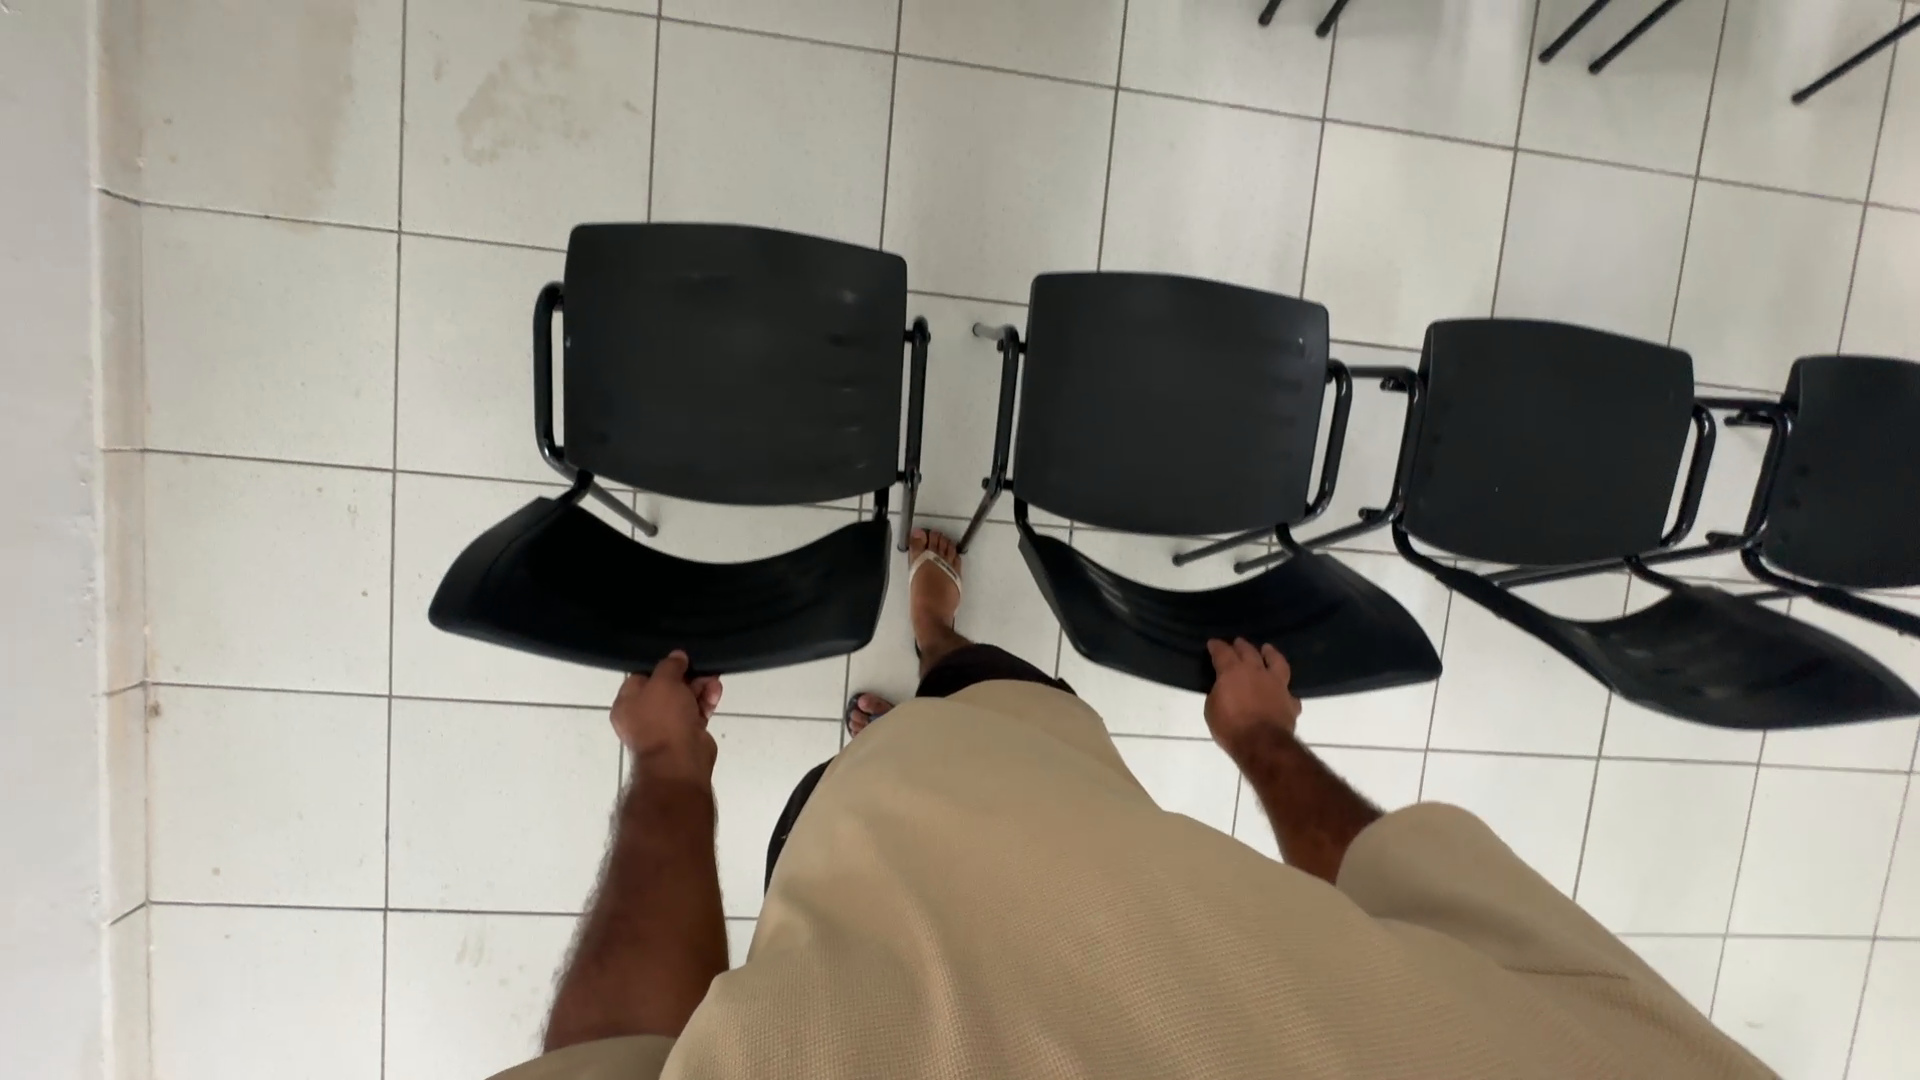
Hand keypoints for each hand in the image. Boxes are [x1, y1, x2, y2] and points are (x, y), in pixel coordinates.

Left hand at [611, 650, 722, 779]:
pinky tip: (715, 694)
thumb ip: (670, 665)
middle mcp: (644, 715)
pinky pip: (697, 711)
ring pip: (686, 698)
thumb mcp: (663, 682)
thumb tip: (677, 656)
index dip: (662, 666)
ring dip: (701, 687)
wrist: (680, 761)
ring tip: (714, 682)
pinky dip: (707, 702)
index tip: (679, 659)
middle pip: (668, 687)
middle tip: (703, 668)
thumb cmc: (663, 719)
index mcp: (627, 704)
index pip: (643, 677)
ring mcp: (667, 726)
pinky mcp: (687, 733)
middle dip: (688, 676)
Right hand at [1203, 638, 1300, 755]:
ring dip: (1271, 654)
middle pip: (1249, 651)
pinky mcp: (1290, 701)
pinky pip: (1289, 692)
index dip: (1216, 646)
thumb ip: (1218, 693)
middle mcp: (1257, 672)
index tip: (1212, 643)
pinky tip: (1283, 692)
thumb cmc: (1230, 726)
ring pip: (1277, 662)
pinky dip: (1284, 691)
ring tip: (1267, 649)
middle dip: (1241, 645)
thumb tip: (1223, 689)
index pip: (1223, 652)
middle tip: (1237, 642)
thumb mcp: (1212, 708)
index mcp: (1233, 671)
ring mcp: (1277, 685)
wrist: (1261, 744)